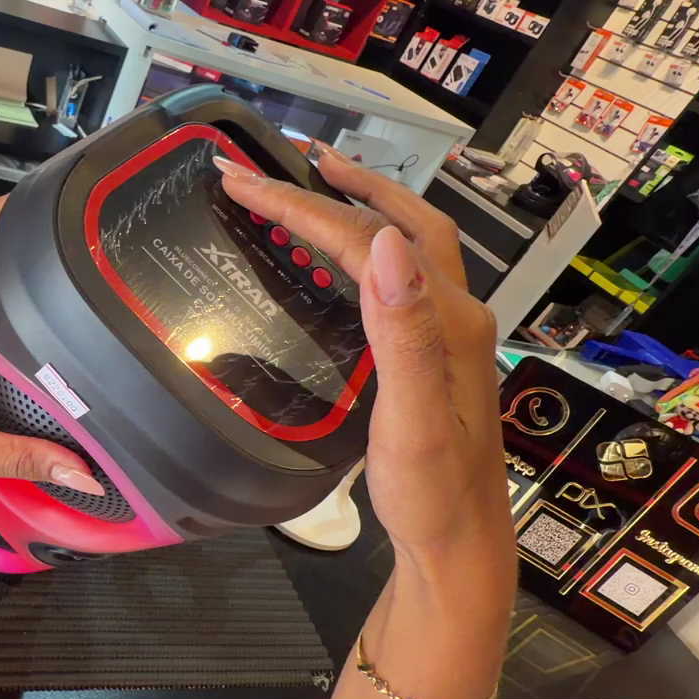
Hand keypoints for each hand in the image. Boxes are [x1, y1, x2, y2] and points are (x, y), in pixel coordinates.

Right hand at [211, 147, 513, 601]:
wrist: (458, 542)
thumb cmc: (429, 490)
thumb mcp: (411, 418)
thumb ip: (402, 331)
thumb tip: (380, 243)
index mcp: (444, 318)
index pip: (363, 239)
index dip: (300, 205)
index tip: (240, 182)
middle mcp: (452, 312)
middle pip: (399, 223)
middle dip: (341, 183)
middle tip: (293, 157)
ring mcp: (446, 331)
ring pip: (408, 244)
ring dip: (365, 203)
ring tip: (324, 181)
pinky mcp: (433, 351)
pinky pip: (402, 275)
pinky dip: (369, 243)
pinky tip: (348, 254)